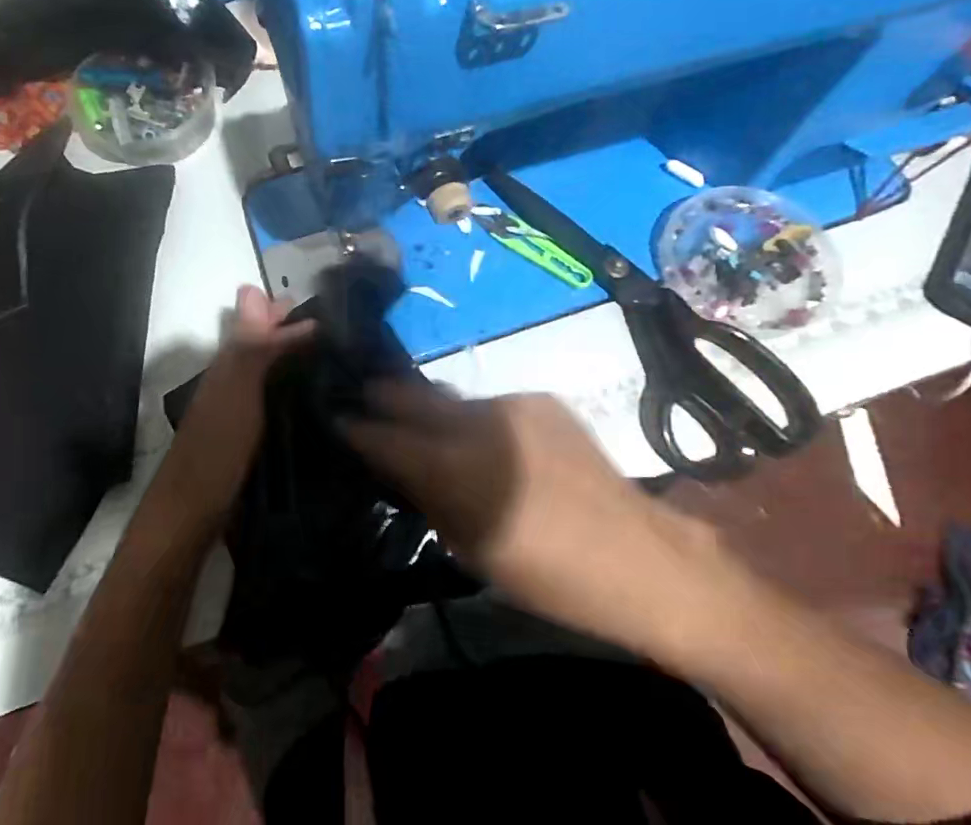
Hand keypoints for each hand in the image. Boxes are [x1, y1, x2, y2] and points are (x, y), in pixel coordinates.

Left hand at [152, 286, 313, 526]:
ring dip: (298, 359)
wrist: (194, 515)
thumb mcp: (236, 393)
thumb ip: (250, 348)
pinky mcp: (253, 436)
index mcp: (228, 366)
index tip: (326, 299)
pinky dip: (297, 390)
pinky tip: (319, 397)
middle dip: (293, 331)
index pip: (255, 323)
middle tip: (339, 326)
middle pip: (265, 346)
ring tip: (337, 354)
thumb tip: (259, 292)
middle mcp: (235, 382)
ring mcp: (244, 410)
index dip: (281, 309)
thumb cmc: (216, 450)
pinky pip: (278, 400)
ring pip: (272, 372)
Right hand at [341, 384, 717, 642]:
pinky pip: (493, 404)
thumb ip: (429, 498)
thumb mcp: (470, 547)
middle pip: (413, 396)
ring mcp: (514, 403)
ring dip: (433, 410)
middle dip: (383, 397)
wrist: (634, 551)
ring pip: (454, 398)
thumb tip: (398, 467)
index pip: (386, 436)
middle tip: (360, 397)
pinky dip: (478, 419)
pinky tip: (485, 438)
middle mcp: (479, 420)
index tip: (336, 420)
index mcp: (454, 467)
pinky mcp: (543, 399)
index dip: (356, 428)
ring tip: (419, 420)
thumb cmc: (544, 574)